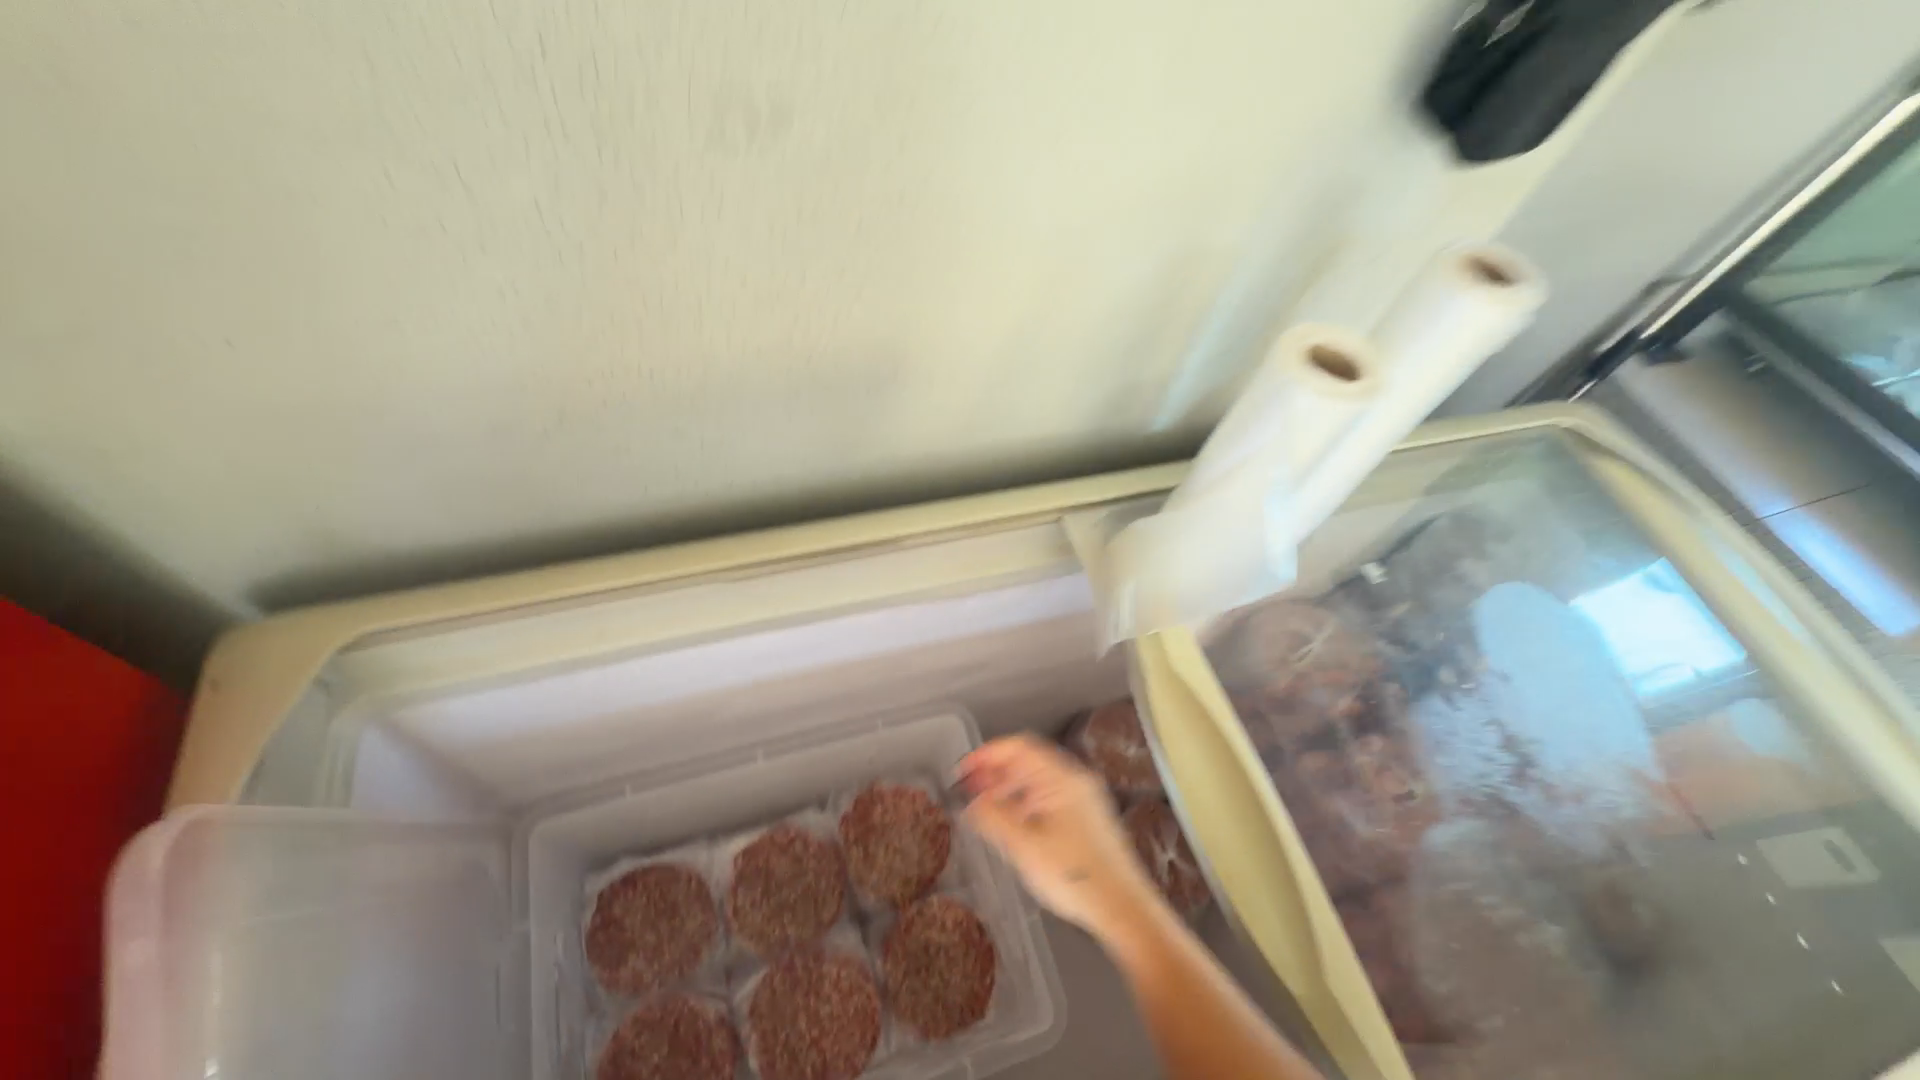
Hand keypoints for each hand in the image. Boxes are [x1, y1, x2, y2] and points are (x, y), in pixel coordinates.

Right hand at [958, 734, 1162, 940]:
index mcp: (1062, 778)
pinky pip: (1049, 799)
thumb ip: (993, 816)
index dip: (987, 754)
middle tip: (967, 788)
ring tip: (983, 806)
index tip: (962, 770)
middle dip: (995, 771)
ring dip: (1008, 788)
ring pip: (1038, 781)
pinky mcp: (1086, 820)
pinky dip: (1024, 803)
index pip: (1019, 747)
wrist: (1122, 907)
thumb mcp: (1024, 846)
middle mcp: (1075, 782)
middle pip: (1029, 762)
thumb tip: (971, 799)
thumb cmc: (1074, 875)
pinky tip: (1011, 824)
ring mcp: (1083, 801)